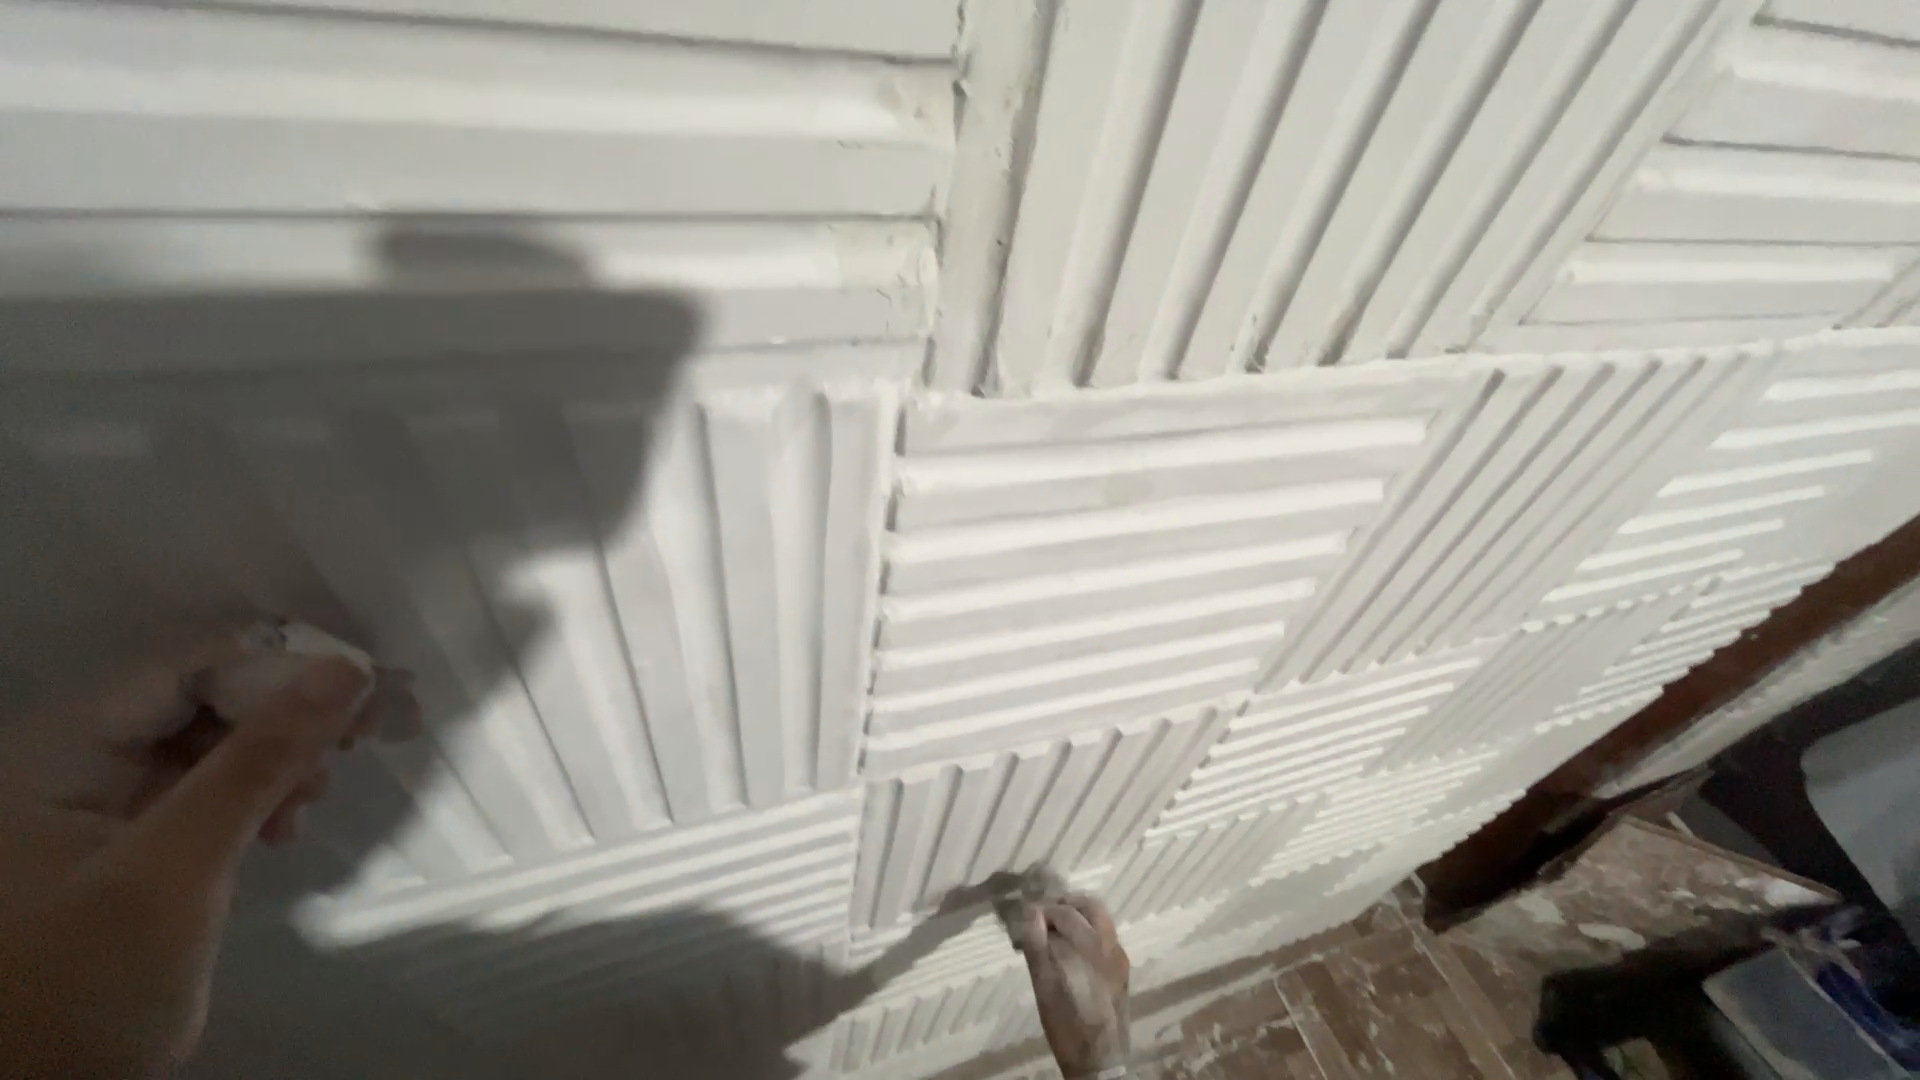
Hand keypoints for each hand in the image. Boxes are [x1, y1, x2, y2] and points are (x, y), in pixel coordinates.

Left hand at [0, 641, 377, 1079]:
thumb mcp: (174, 866)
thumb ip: (259, 759)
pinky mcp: (139, 839)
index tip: (368, 694)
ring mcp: (104, 804)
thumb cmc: (83, 982)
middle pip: (207, 701)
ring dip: (284, 757)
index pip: (187, 673)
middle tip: (374, 729)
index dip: (280, 672)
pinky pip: (216, 784)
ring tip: (317, 793)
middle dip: (292, 715)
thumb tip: (347, 670)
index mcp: (51, 757)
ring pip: (219, 740)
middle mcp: (72, 766)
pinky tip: (285, 822)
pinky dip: (265, 792)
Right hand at [1019, 896, 1130, 1077]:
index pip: (1065, 912)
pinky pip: (1106, 937)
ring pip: (1101, 920)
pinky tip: (1072, 951)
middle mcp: (1111, 945)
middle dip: (1066, 905)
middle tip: (1045, 917)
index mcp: (1092, 946)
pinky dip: (1088, 931)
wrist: (1101, 1063)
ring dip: (1079, 916)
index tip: (1028, 918)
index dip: (1044, 910)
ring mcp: (1120, 957)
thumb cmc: (1068, 1025)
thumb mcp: (1044, 987)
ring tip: (1056, 932)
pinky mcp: (1122, 970)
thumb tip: (1030, 911)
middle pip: (1091, 905)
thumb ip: (1037, 946)